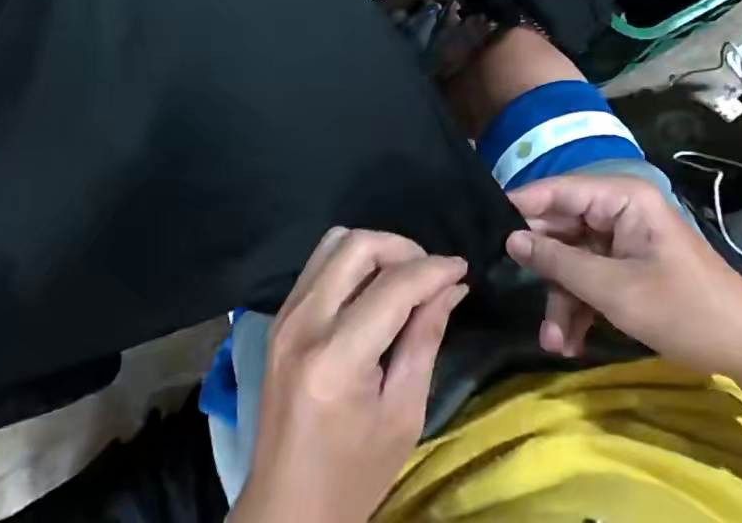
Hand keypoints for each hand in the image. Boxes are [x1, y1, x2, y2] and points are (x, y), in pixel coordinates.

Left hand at [231, 228, 469, 522]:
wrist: (287, 504)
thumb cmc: (354, 473)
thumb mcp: (403, 413)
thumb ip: (424, 339)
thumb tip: (451, 287)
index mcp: (336, 357)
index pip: (392, 287)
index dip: (433, 269)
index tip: (462, 267)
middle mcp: (303, 322)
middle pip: (355, 244)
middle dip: (402, 248)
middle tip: (431, 273)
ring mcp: (285, 315)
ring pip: (332, 243)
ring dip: (375, 250)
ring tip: (405, 278)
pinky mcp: (279, 317)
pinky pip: (318, 264)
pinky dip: (352, 263)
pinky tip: (375, 290)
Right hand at [505, 174, 741, 379]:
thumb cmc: (685, 309)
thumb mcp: (614, 289)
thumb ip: (558, 262)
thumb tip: (510, 239)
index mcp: (622, 198)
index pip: (558, 190)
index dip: (521, 206)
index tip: (485, 227)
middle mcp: (619, 211)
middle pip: (561, 228)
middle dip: (543, 270)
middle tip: (515, 295)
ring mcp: (623, 240)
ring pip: (572, 259)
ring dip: (561, 300)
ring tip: (554, 342)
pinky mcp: (627, 266)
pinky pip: (590, 277)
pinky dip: (579, 307)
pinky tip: (570, 341)